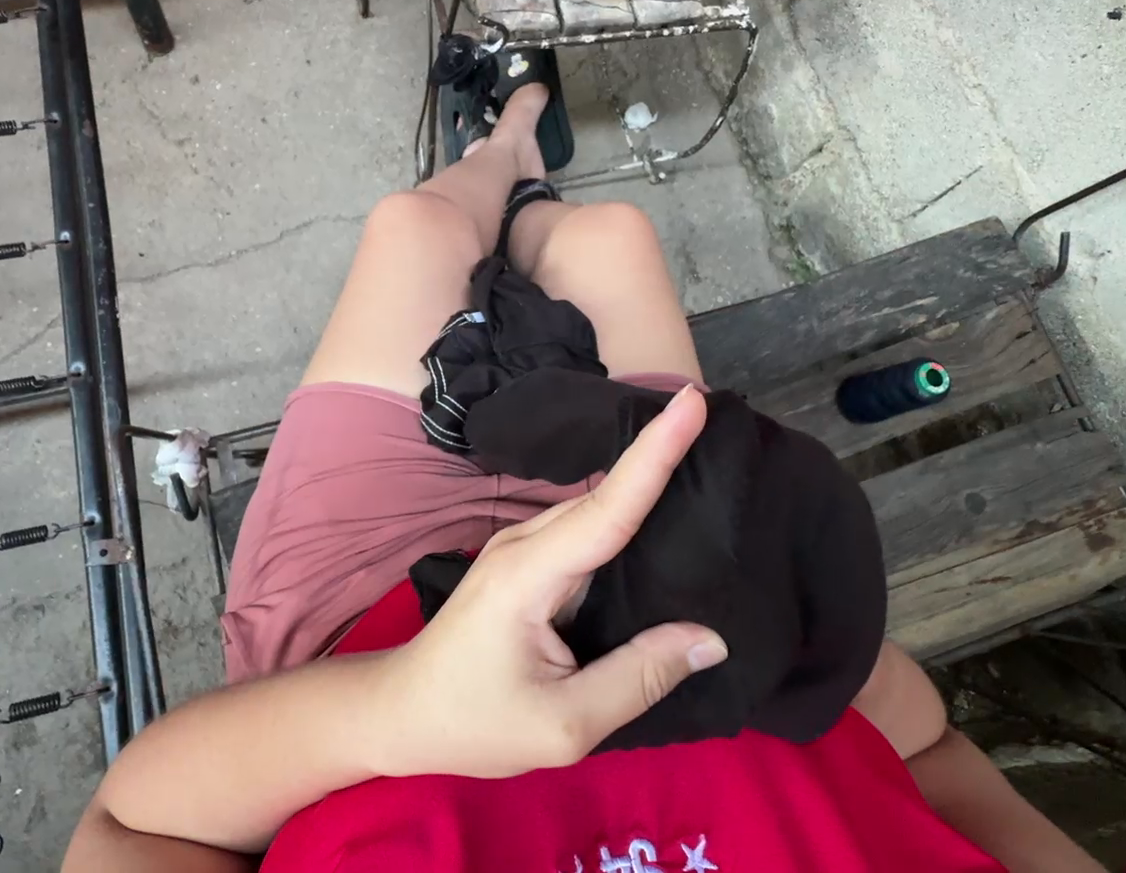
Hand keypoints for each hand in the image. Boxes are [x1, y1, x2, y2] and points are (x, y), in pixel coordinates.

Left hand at [368, 385, 727, 778]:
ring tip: (705, 460)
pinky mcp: (524, 561)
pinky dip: (625, 515)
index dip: (654, 452)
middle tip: (721, 427)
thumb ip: (637, 679)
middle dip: (660, 454)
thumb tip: (708, 638)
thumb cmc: (475, 722)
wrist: (403, 711)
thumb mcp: (564, 724)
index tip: (691, 401)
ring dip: (644, 481)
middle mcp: (525, 544)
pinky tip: (660, 517)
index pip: (608, 506)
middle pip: (604, 495)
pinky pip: (585, 530)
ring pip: (594, 509)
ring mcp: (520, 548)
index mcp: (530, 573)